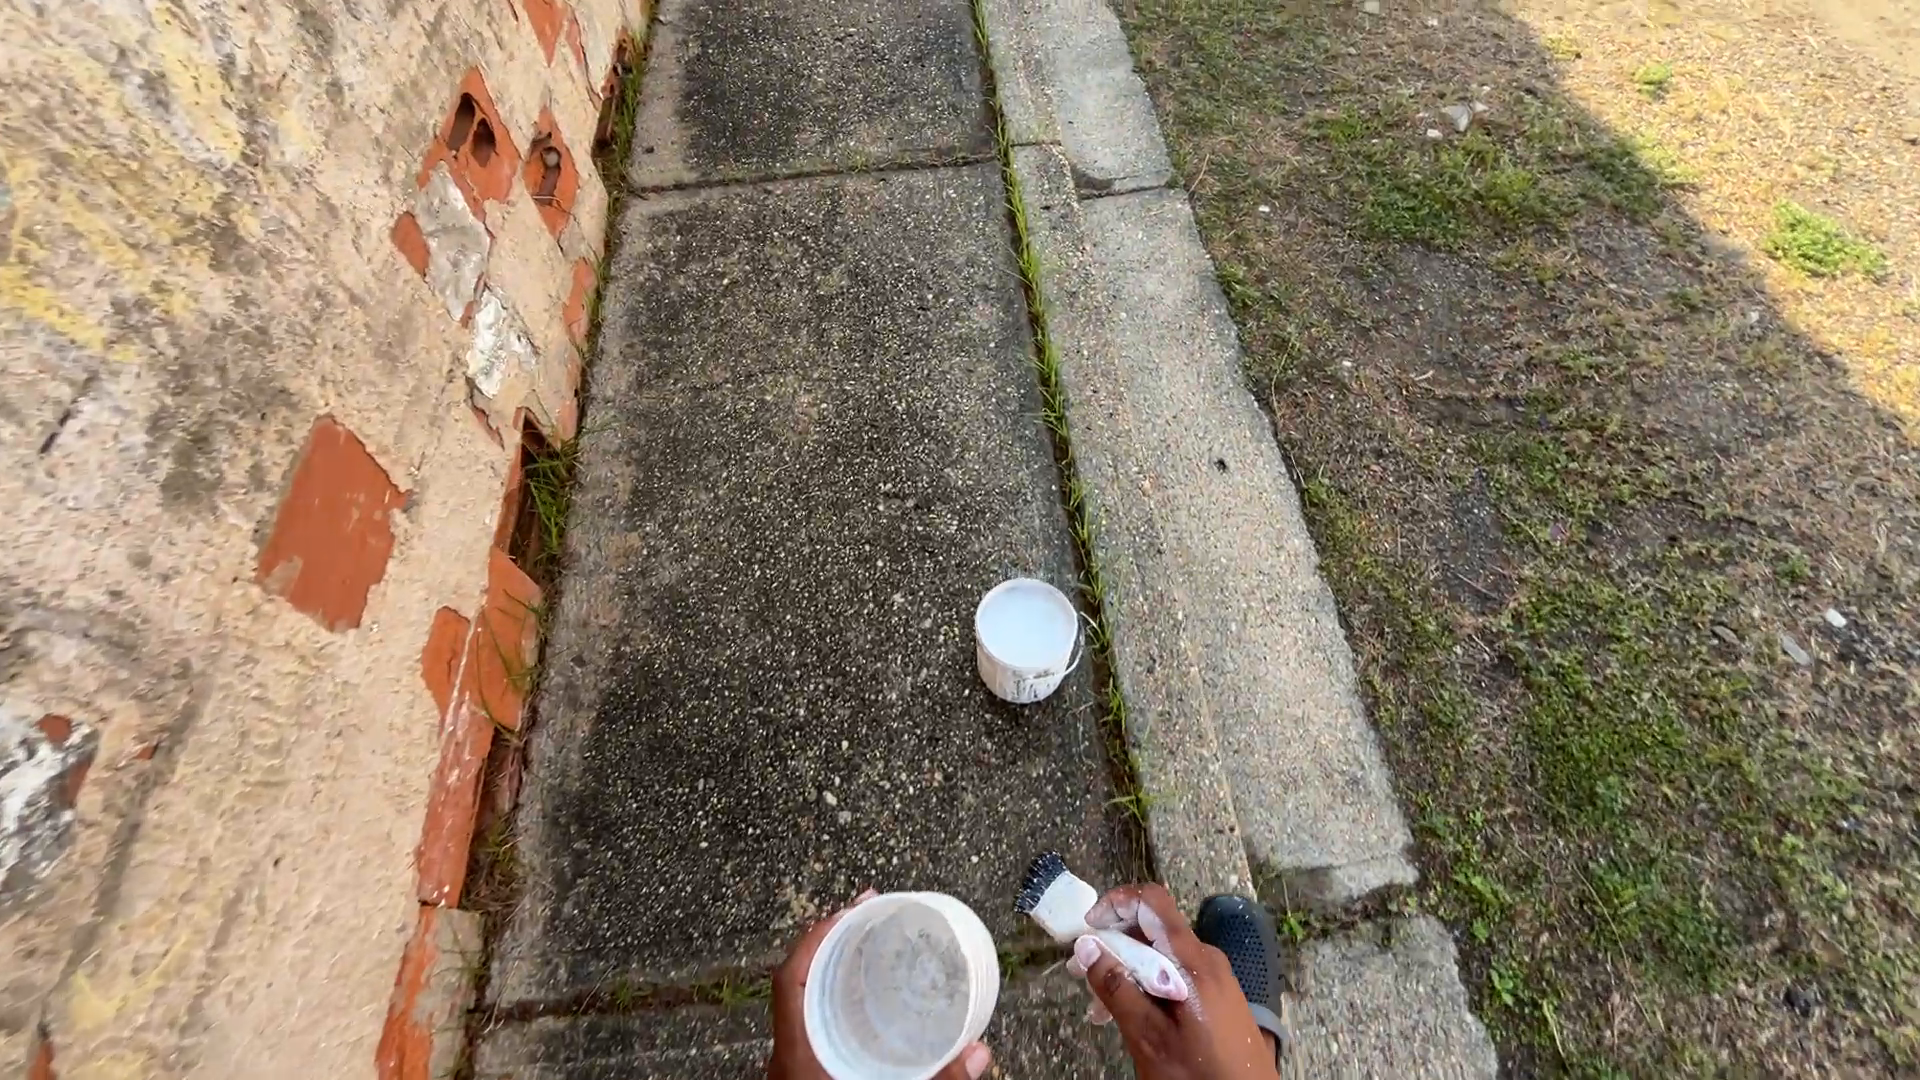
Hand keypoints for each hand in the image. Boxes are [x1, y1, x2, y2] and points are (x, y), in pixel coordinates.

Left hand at [768, 890, 994, 1079]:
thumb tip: (980, 1052)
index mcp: (795, 1055)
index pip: (788, 979)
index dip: (814, 937)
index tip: (851, 909)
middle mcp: (787, 1056)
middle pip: (796, 982)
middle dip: (832, 941)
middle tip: (872, 913)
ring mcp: (793, 1068)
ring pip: (802, 1003)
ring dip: (832, 968)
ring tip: (870, 943)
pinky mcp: (805, 1077)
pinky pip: (812, 1024)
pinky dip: (835, 999)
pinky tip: (864, 998)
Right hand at [1069, 884, 1278, 1079]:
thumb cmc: (1200, 1077)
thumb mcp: (1150, 1039)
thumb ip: (1117, 990)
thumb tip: (1085, 945)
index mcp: (1193, 960)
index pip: (1152, 900)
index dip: (1115, 902)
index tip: (1089, 928)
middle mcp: (1206, 957)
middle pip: (1153, 926)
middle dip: (1113, 942)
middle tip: (1083, 973)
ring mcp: (1215, 976)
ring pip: (1161, 953)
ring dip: (1127, 967)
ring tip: (1101, 1005)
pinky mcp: (1218, 995)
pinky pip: (1175, 972)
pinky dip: (1148, 982)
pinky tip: (1132, 1014)